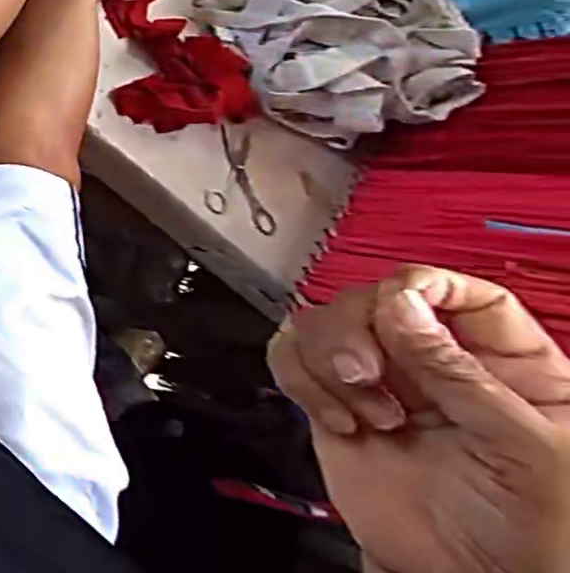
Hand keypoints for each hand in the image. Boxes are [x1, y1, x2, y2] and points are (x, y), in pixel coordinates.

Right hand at [268, 266, 569, 572]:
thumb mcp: (523, 451)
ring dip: (325, 361)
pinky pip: (287, 354)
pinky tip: (336, 419)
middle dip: (352, 332)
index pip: (466, 298)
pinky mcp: (327, 396)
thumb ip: (460, 373)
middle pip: (371, 302)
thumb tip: (399, 299)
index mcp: (509, 374)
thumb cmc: (538, 539)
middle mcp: (436, 367)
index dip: (427, 286)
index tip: (395, 299)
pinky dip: (299, 380)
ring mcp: (378, 382)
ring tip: (362, 411)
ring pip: (320, 323)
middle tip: (361, 374)